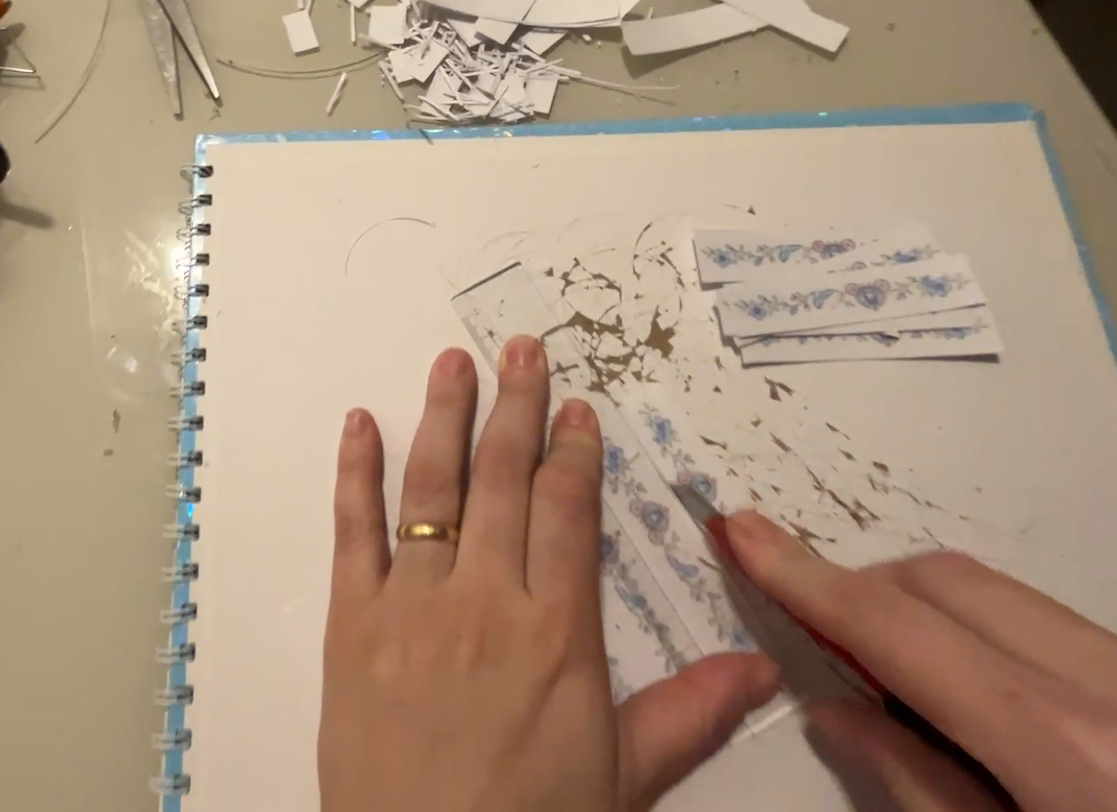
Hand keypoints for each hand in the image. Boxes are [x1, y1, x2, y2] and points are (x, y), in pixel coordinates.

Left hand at [319, 338, 779, 811]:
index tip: (575, 406)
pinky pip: (352, 528)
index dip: (573, 452)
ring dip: (443, 416)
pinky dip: (355, 470)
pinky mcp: (351, 616)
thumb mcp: (622, 779)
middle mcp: (483, 597)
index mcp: (555, 631)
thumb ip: (689, 713)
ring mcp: (411, 600)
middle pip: (505, 479)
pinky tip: (359, 421)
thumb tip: (765, 667)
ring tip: (453, 362)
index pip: (568, 513)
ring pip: (432, 486)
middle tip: (522, 348)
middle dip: (516, 406)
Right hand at [724, 510, 1116, 810]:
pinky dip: (1041, 664)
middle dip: (872, 591)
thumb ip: (922, 793)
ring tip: (958, 706)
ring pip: (1025, 605)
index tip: (740, 530)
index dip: (804, 575)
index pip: (896, 626)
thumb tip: (837, 712)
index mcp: (1087, 761)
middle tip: (839, 641)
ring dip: (955, 628)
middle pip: (952, 581)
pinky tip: (1079, 743)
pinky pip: (1102, 645)